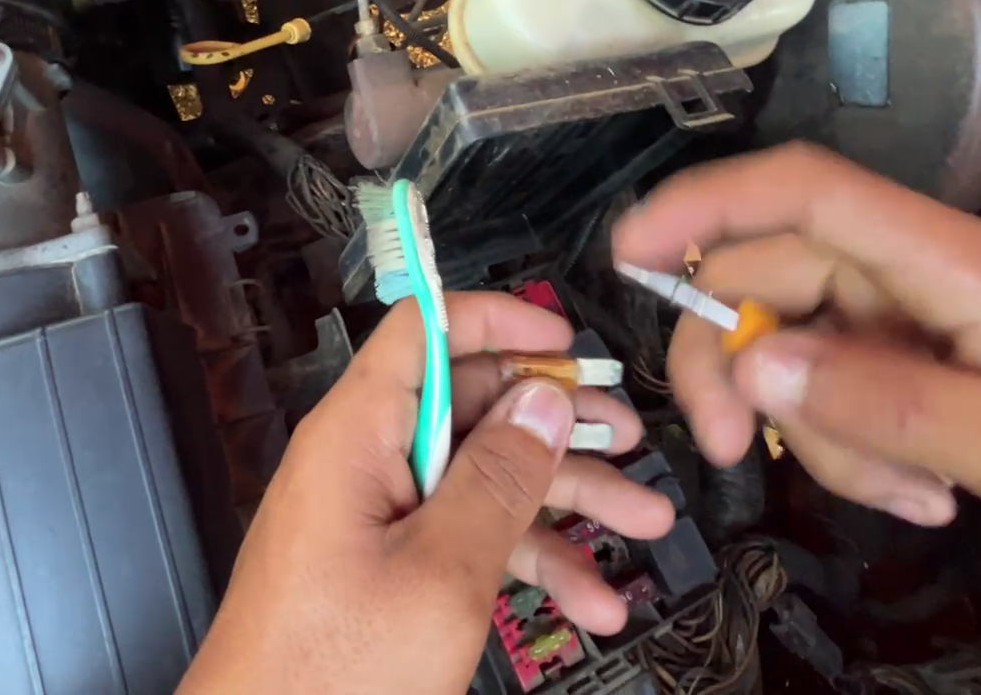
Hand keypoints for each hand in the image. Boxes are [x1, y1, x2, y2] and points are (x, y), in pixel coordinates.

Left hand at [180, 293, 672, 693]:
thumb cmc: (337, 669)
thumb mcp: (439, 572)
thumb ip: (498, 478)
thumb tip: (544, 399)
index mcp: (359, 428)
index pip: (424, 329)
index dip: (494, 320)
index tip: (564, 342)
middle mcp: (368, 453)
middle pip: (471, 402)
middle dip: (556, 421)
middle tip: (630, 436)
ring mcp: (382, 507)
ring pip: (482, 471)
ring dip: (563, 496)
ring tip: (643, 518)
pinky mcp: (393, 555)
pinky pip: (466, 530)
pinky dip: (527, 555)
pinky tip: (592, 596)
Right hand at [613, 143, 980, 593]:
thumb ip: (888, 403)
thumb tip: (750, 357)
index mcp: (948, 262)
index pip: (800, 191)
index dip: (703, 203)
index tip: (629, 253)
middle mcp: (914, 272)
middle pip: (770, 275)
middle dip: (730, 358)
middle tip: (724, 446)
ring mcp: (916, 316)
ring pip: (797, 341)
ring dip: (811, 423)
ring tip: (900, 496)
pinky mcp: (924, 357)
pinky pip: (841, 383)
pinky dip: (849, 439)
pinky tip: (917, 490)